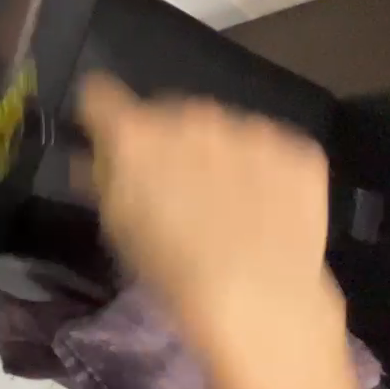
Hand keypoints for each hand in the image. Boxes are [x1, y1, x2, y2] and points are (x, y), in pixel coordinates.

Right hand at [76, 73, 343, 355]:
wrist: (257, 293)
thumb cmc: (164, 260)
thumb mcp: (112, 217)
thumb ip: (99, 172)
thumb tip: (92, 154)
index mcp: (131, 130)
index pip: (98, 95)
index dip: (98, 113)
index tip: (101, 131)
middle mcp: (187, 115)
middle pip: (164, 109)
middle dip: (162, 135)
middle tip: (167, 178)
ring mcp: (247, 128)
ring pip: (217, 127)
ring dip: (211, 148)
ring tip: (218, 195)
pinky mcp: (296, 148)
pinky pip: (265, 145)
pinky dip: (257, 165)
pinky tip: (256, 201)